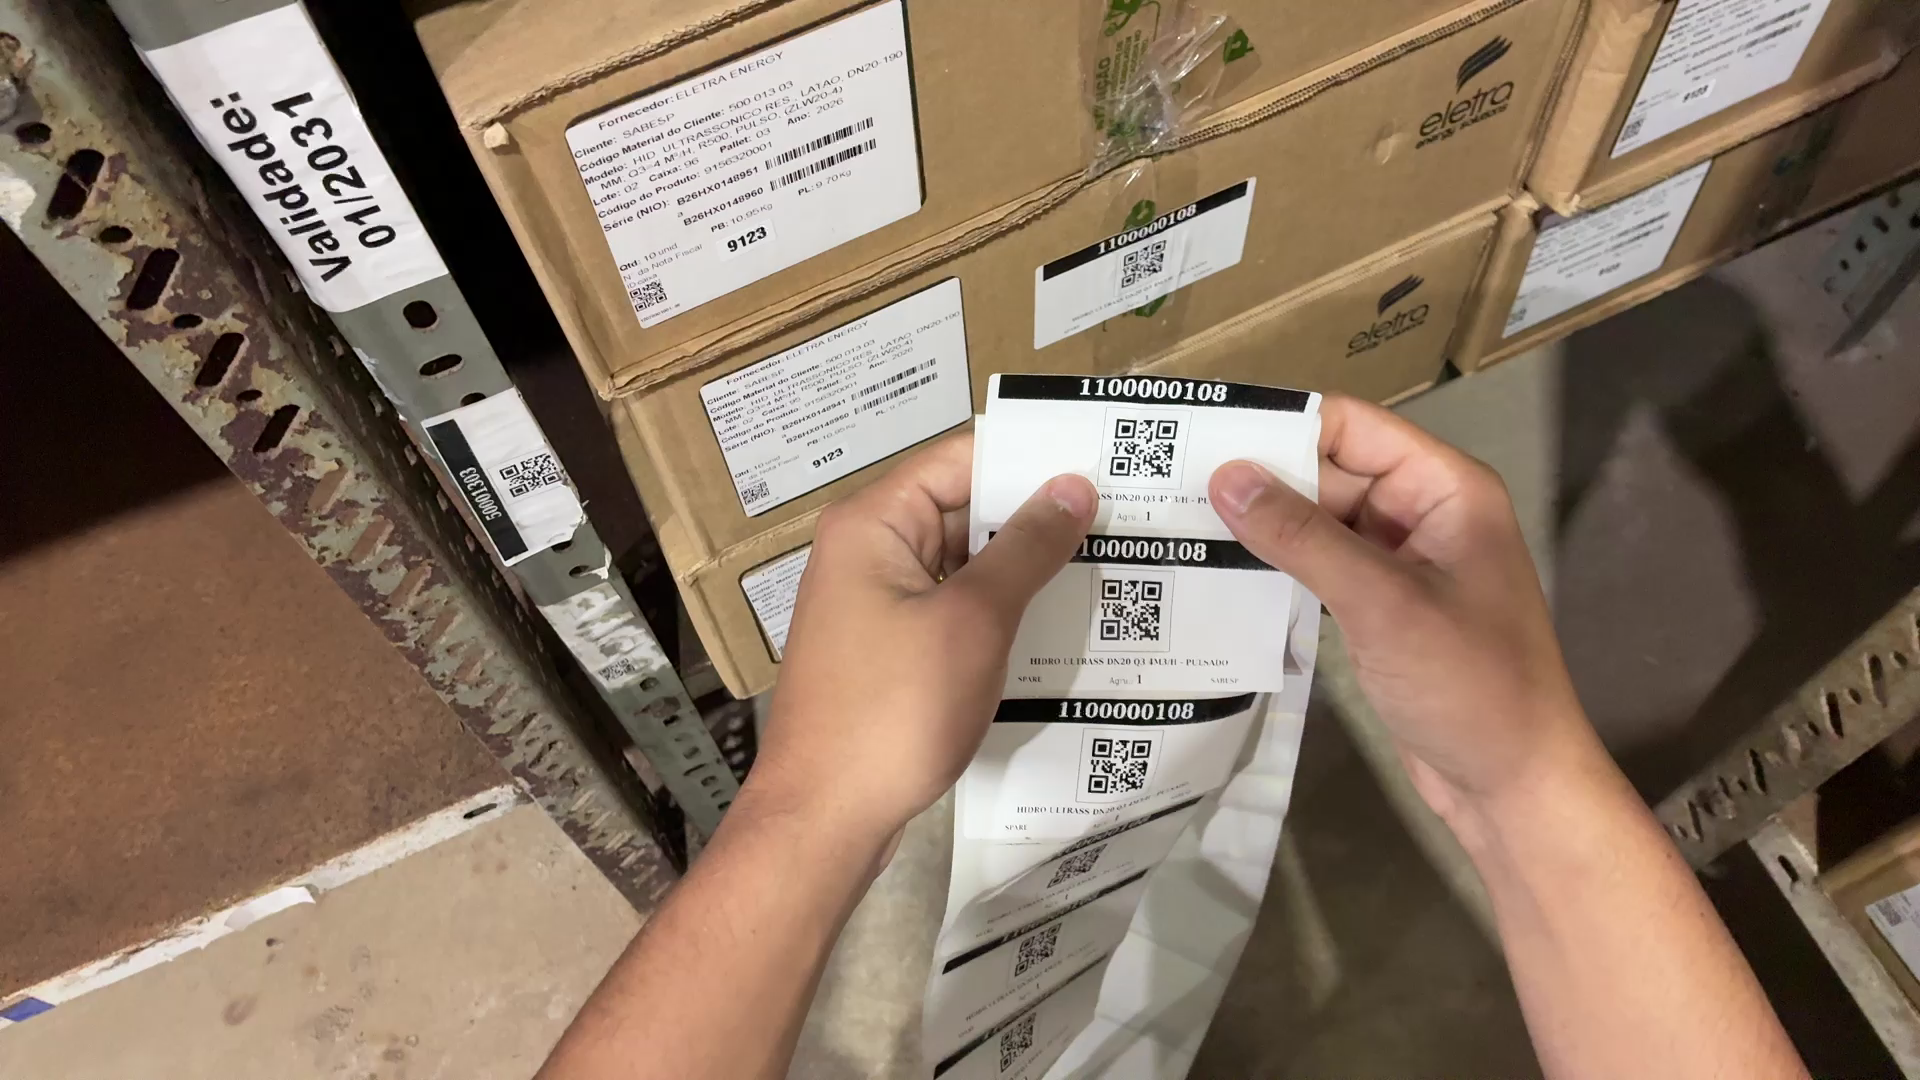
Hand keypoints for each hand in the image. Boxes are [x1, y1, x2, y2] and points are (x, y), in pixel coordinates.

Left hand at [746, 433, 1096, 852]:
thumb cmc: (895, 707)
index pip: (961, 459)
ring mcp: (877, 600)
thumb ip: (1026, 547)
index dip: (1029, 458)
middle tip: (1121, 514)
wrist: (824, 819)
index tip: (1100, 462)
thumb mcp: (972, 619)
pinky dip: (996, 606)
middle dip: (1033, 515)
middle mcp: (870, 548)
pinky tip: (1056, 616)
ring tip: (1106, 559)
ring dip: (1020, 564)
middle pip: (961, 508)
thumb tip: (1074, 484)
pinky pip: (950, 605)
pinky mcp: (889, 645)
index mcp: (875, 521)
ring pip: (961, 561)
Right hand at [1208, 396, 1598, 819]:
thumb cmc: (1467, 684)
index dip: (1281, 424)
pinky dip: (1274, 563)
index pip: (1350, 427)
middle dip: (1259, 477)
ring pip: (1314, 520)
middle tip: (1173, 484)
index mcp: (1442, 489)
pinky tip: (1220, 569)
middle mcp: (1418, 513)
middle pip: (1326, 471)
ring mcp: (1395, 560)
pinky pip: (1315, 563)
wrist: (1510, 785)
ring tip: (1182, 521)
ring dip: (1260, 522)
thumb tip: (1224, 476)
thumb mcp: (1381, 601)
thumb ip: (1301, 537)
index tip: (1206, 435)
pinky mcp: (1373, 602)